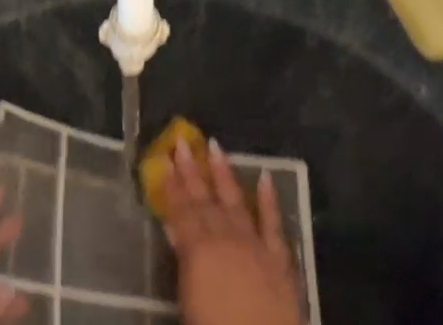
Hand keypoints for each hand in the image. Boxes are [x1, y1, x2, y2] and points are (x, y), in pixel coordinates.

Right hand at [164, 136, 301, 324]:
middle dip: (191, 170)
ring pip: (235, 202)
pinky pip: (273, 224)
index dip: (171, 184)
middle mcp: (225, 239)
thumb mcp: (187, 298)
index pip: (180, 210)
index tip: (163, 158)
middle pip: (204, 200)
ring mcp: (254, 245)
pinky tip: (265, 176)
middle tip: (182, 142)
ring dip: (224, 174)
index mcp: (198, 250)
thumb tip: (174, 229)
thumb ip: (183, 259)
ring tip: (216, 146)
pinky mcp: (279, 259)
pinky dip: (269, 200)